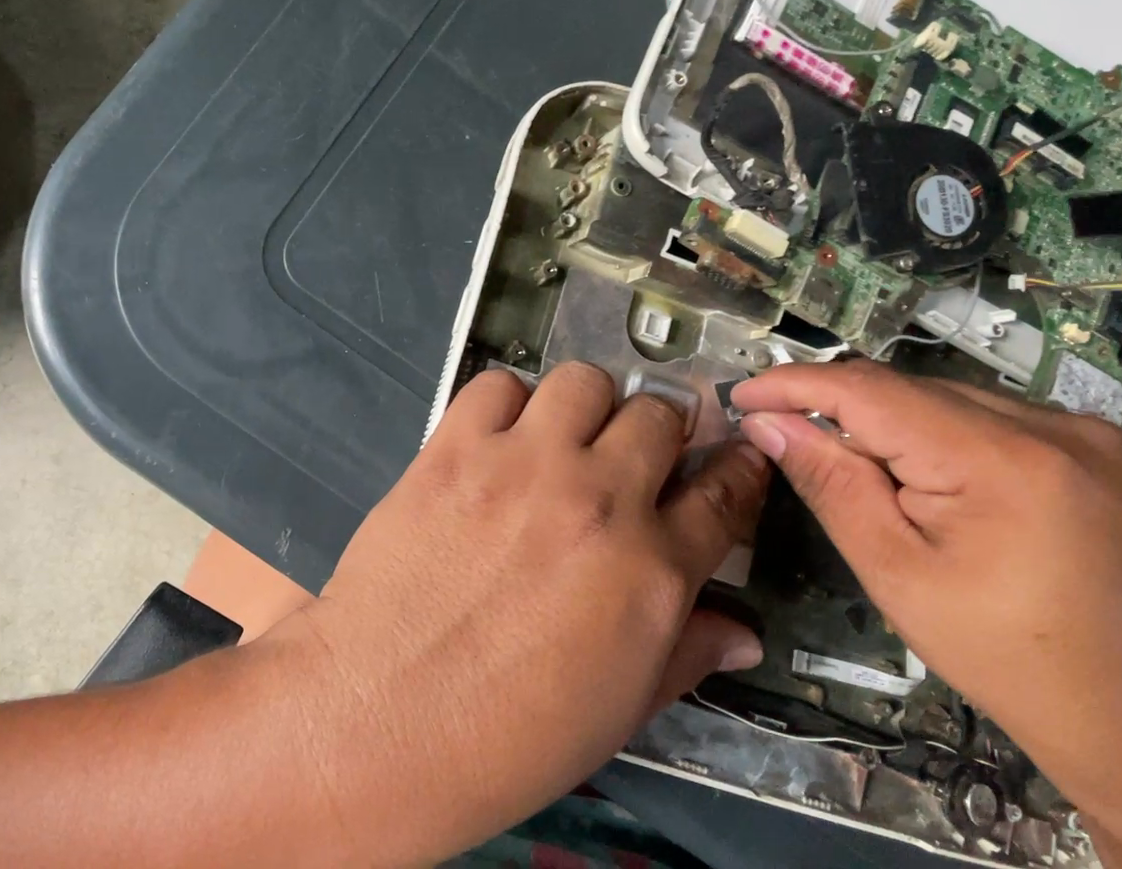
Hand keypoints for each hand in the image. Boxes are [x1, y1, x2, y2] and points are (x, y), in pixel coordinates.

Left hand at [256, 363, 769, 864]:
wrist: (381, 718)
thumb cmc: (507, 737)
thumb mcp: (618, 710)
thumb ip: (685, 655)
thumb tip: (740, 634)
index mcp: (654, 570)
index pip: (724, 494)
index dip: (736, 469)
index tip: (731, 457)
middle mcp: (598, 500)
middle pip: (656, 416)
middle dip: (656, 431)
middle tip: (627, 457)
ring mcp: (522, 467)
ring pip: (582, 383)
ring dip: (584, 407)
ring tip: (560, 440)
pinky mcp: (452, 451)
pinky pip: (495, 386)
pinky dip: (504, 403)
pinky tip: (493, 440)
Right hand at [731, 362, 1121, 867]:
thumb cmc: (998, 651)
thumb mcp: (892, 569)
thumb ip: (829, 481)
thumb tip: (765, 422)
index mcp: (1001, 458)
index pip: (871, 390)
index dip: (796, 384)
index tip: (740, 393)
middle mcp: (1053, 424)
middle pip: (910, 390)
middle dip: (839, 409)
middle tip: (782, 438)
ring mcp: (1087, 433)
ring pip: (948, 399)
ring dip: (887, 422)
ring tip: (852, 466)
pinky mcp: (1100, 450)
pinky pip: (990, 417)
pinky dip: (936, 433)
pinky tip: (921, 476)